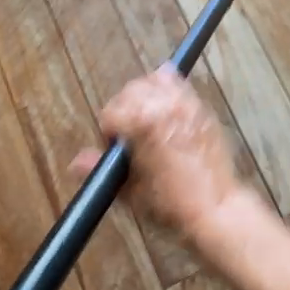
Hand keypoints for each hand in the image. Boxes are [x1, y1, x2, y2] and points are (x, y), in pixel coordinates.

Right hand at [72, 66, 246, 240]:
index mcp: (141, 123)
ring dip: (144, 97)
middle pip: (129, 92)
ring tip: (146, 121)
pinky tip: (165, 105)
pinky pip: (178, 83)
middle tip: (128, 138)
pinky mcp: (199, 106)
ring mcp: (184, 102)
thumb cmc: (170, 204)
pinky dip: (167, 88)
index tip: (115, 151)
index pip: (110, 113)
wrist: (215, 208)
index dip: (107, 134)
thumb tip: (74, 163)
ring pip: (152, 81)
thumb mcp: (130, 191)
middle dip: (123, 111)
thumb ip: (100, 170)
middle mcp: (162, 104)